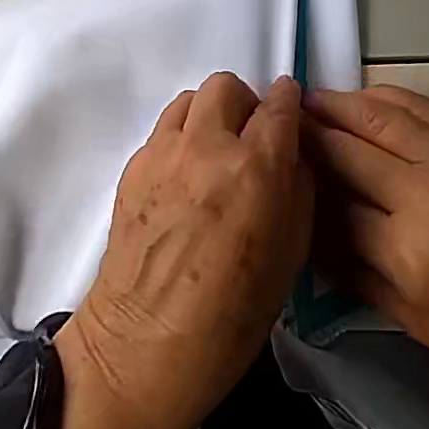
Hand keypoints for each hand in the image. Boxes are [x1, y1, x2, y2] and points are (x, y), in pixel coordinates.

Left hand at [53, 72, 310, 428]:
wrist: (146, 341)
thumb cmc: (233, 315)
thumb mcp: (291, 254)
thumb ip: (297, 188)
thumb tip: (291, 153)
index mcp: (255, 168)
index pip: (278, 106)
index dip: (288, 101)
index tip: (289, 106)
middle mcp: (205, 147)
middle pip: (224, 87)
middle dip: (244, 104)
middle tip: (250, 138)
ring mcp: (161, 153)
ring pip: (188, 102)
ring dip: (208, 117)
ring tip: (213, 156)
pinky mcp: (131, 167)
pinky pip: (162, 133)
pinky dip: (180, 141)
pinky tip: (183, 181)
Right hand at [303, 85, 428, 394]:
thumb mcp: (416, 321)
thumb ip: (352, 275)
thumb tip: (304, 232)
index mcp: (408, 255)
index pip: (329, 205)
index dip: (297, 187)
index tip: (275, 175)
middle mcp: (425, 197)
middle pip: (342, 151)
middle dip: (303, 137)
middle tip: (275, 128)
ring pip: (371, 116)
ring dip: (330, 105)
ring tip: (302, 104)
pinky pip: (410, 103)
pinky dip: (373, 97)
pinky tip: (351, 101)